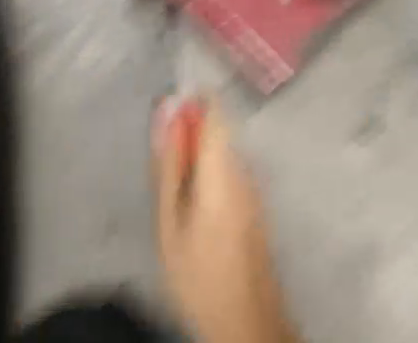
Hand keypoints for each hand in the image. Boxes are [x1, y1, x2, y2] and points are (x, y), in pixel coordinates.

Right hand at [154, 98, 298, 342]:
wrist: (248, 327)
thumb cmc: (200, 275)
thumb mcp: (170, 221)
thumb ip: (168, 164)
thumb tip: (165, 111)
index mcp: (225, 168)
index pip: (215, 109)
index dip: (190, 98)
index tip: (165, 106)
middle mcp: (246, 170)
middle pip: (218, 129)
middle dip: (188, 131)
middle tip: (161, 160)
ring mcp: (255, 188)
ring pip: (223, 150)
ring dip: (196, 154)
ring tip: (171, 185)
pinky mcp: (256, 205)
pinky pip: (228, 170)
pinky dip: (208, 173)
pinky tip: (190, 204)